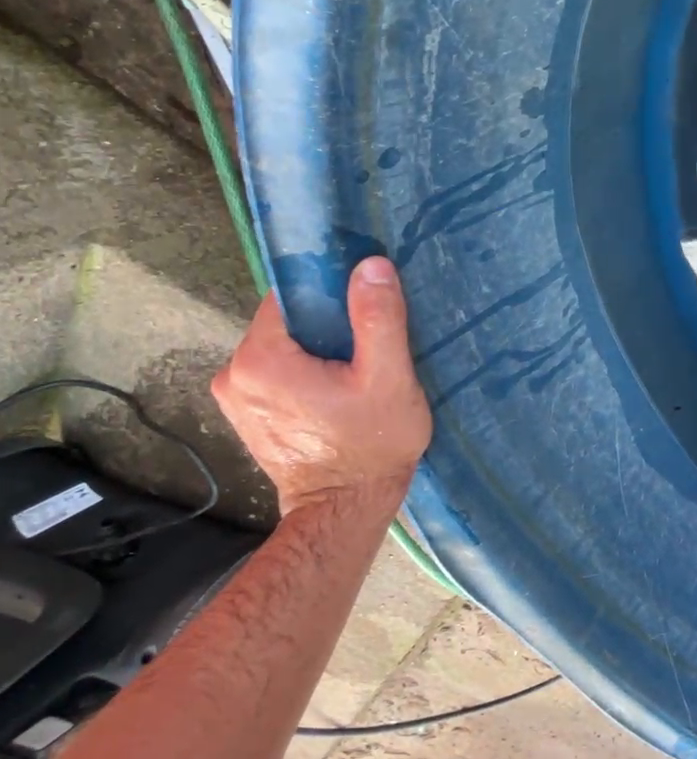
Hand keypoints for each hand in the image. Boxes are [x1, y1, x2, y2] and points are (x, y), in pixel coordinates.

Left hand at [213, 257, 431, 516]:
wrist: (346, 507)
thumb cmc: (371, 441)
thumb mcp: (388, 375)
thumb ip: (378, 318)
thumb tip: (370, 265)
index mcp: (259, 358)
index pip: (292, 297)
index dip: (334, 292)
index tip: (371, 305)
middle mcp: (232, 374)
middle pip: (290, 322)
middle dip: (333, 324)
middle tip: (378, 343)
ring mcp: (236, 397)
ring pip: (288, 347)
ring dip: (325, 349)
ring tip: (366, 367)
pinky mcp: (249, 414)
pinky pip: (281, 372)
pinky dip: (312, 370)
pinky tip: (345, 388)